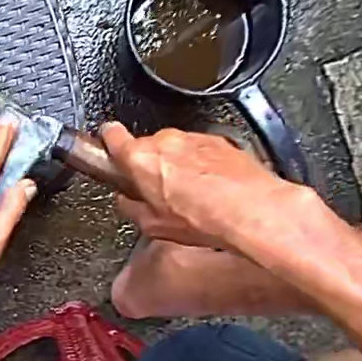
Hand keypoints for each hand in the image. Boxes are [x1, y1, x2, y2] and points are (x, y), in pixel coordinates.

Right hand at [99, 122, 320, 251]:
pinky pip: (201, 151)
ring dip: (177, 165)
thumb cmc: (205, 219)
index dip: (107, 141)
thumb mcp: (152, 226)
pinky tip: (210, 190)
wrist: (254, 212)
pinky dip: (202, 165)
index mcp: (139, 158)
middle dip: (149, 164)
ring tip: (189, 195)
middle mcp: (165, 141)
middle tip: (156, 191)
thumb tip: (127, 203)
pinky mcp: (221, 142)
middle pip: (147, 146)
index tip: (108, 147)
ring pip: (175, 148)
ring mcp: (195, 139)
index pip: (111, 134)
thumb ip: (132, 208)